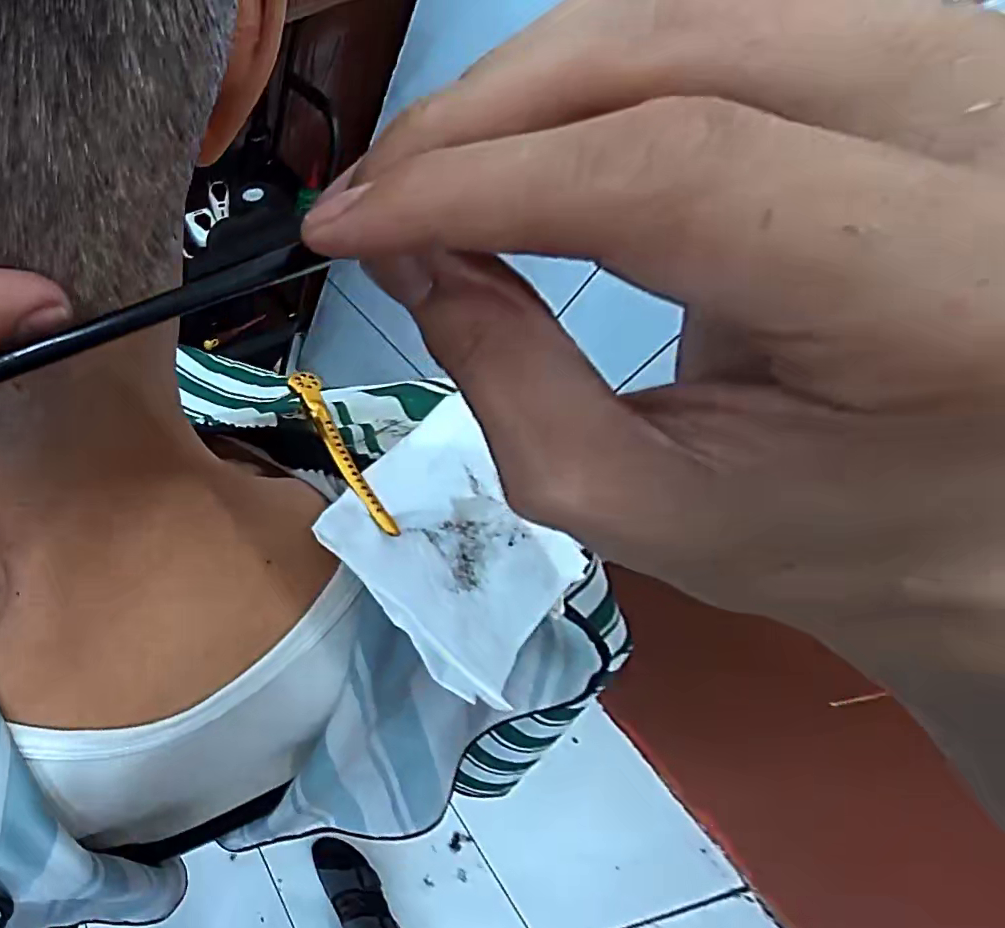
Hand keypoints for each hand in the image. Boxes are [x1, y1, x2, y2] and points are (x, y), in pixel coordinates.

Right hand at [299, 0, 1004, 815]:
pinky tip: (488, 154)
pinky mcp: (923, 54)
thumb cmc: (796, 527)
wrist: (973, 502)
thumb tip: (405, 255)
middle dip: (462, 123)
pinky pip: (700, 24)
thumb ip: (498, 372)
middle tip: (353, 203)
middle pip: (670, 45)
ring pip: (676, 9)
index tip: (336, 228)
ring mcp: (978, 63)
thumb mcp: (611, 490)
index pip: (661, 172)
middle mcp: (998, 126)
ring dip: (498, 96)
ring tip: (404, 186)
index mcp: (931, 287)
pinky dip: (556, 84)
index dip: (466, 185)